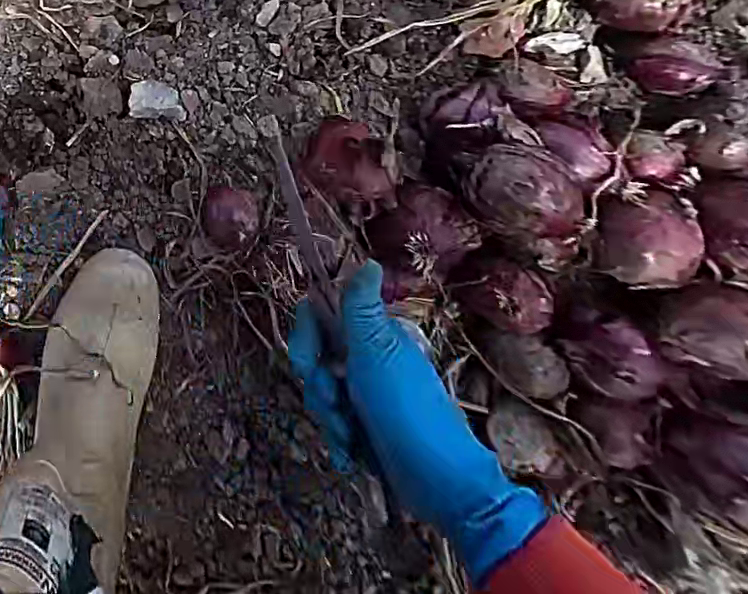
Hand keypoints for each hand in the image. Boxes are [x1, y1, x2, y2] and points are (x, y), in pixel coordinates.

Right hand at [289, 261, 547, 583]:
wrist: (442, 487)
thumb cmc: (407, 411)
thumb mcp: (377, 353)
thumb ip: (361, 308)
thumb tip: (367, 259)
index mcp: (370, 334)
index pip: (318, 316)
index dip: (306, 336)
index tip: (310, 361)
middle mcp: (366, 359)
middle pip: (314, 357)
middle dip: (318, 386)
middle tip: (337, 403)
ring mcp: (366, 395)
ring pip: (321, 393)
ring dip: (329, 418)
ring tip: (351, 436)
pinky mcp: (366, 429)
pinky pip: (334, 426)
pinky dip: (339, 443)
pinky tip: (352, 455)